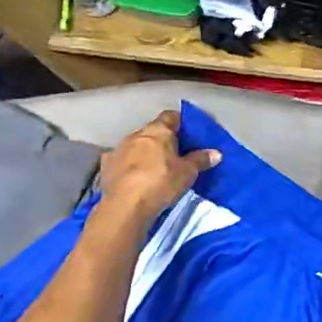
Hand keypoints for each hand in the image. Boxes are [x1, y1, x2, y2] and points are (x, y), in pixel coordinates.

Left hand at [97, 109, 220, 223]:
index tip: (190, 130)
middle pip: (153, 130)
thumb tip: (215, 153)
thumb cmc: (161, 182)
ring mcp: (118, 149)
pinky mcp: (106, 166)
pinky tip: (137, 174)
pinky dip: (131, 163)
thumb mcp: (188, 172)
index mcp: (158, 132)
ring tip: (157, 164)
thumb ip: (201, 159)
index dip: (181, 121)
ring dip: (146, 151)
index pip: (170, 116)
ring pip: (137, 144)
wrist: (126, 205)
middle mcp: (136, 135)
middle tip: (178, 151)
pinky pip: (123, 159)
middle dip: (164, 138)